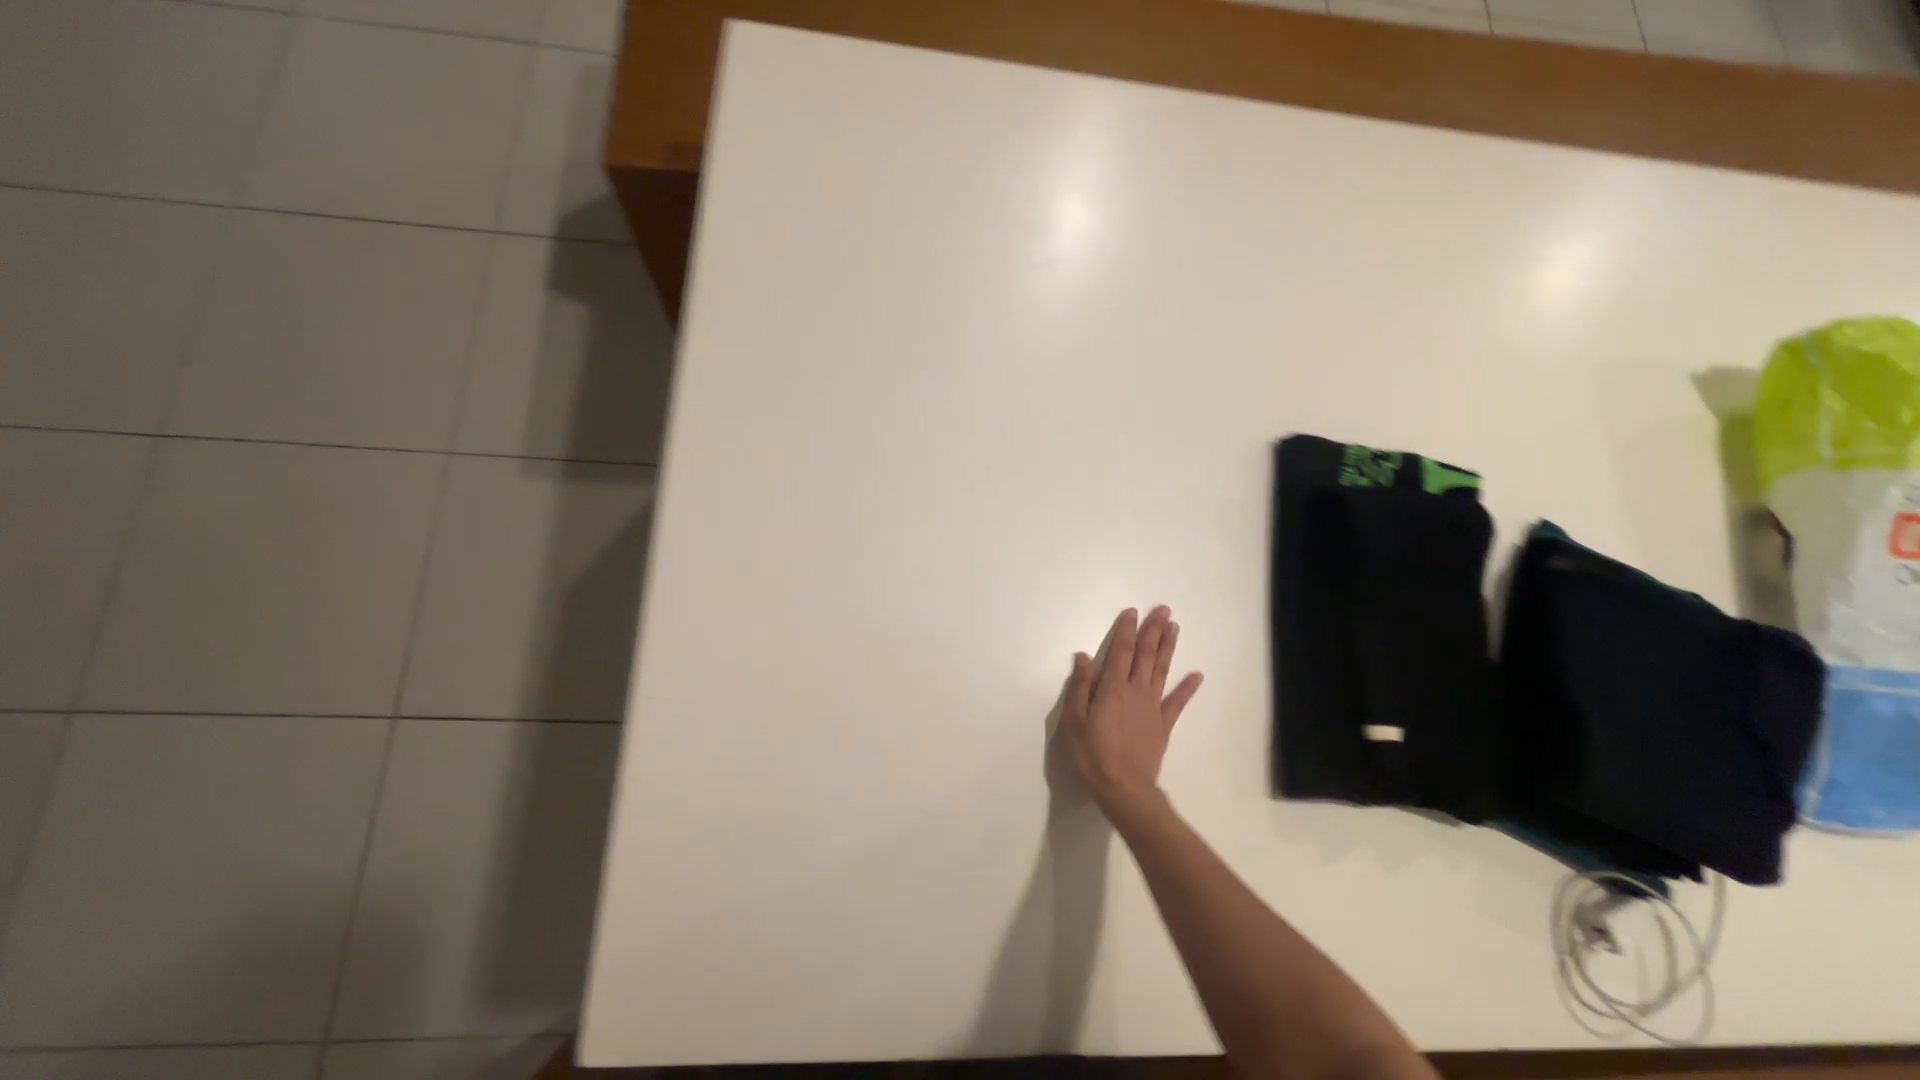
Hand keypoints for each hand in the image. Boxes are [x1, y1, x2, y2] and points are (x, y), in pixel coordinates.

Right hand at [1062, 605, 1203, 817]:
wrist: (1123, 787)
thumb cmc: (1091, 755)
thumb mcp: (1073, 721)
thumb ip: (1080, 687)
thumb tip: (1083, 656)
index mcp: (1112, 689)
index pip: (1121, 652)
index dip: (1127, 630)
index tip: (1133, 612)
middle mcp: (1136, 691)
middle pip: (1146, 655)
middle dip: (1153, 631)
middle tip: (1163, 609)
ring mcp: (1153, 708)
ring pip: (1162, 671)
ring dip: (1168, 648)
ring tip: (1174, 627)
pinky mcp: (1163, 725)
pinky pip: (1177, 703)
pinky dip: (1187, 688)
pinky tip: (1197, 674)